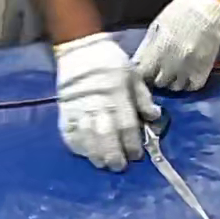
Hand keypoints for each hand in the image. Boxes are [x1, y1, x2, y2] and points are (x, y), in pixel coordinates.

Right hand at [53, 32, 159, 171]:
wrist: (79, 52)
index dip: (132, 143)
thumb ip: (142, 98)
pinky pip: (70, 134)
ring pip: (88, 138)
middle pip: (106, 136)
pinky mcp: (65, 113)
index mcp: (117, 95)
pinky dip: (77, 146)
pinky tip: (84, 154)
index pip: (126, 125)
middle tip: (119, 167)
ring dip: (96, 154)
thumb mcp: (132, 74)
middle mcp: (98, 106)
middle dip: (114, 154)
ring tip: (102, 164)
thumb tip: (154, 117)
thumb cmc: (110, 62)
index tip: (136, 155)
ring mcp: (79, 111)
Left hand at [133, 0, 219, 91]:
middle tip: (162, 69)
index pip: (142, 76)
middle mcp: (171, 63)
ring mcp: (189, 67)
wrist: (209, 2)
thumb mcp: (155, 27)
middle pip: (158, 83)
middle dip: (158, 77)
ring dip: (174, 81)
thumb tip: (135, 65)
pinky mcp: (204, 67)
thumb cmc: (179, 11)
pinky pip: (194, 86)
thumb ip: (145, 49)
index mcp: (157, 52)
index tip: (146, 71)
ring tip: (176, 71)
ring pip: (175, 87)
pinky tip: (188, 75)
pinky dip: (190, 83)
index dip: (143, 75)